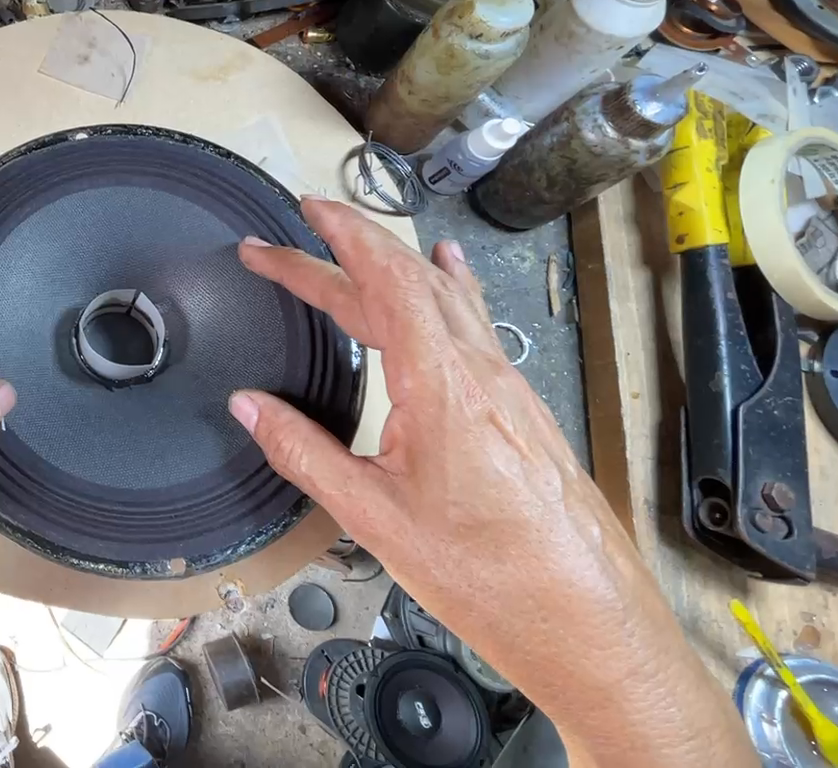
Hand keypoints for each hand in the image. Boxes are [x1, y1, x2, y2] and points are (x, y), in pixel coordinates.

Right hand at [228, 198, 751, 766]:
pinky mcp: (516, 406)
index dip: (342, 237)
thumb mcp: (372, 517)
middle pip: (404, 283)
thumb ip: (303, 451)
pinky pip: (471, 323)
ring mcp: (505, 386)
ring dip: (383, 268)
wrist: (590, 627)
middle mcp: (480, 372)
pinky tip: (449, 271)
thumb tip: (248, 406)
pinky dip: (442, 286)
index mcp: (443, 387)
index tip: (305, 210)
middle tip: (279, 248)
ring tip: (342, 246)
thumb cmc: (487, 577)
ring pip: (439, 299)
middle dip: (337, 252)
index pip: (388, 281)